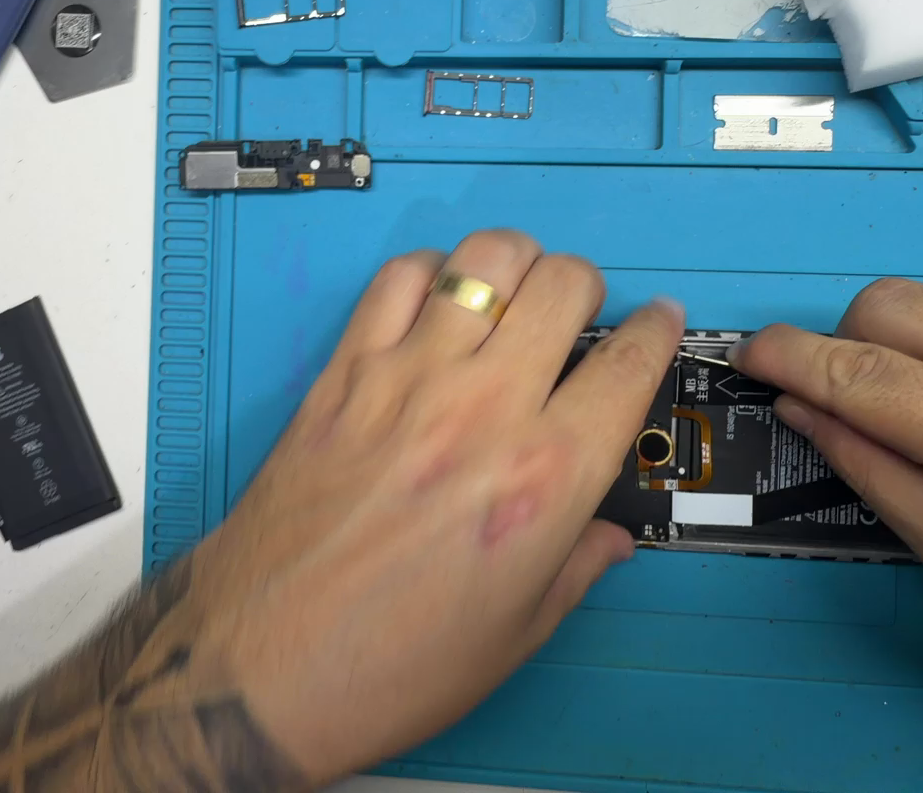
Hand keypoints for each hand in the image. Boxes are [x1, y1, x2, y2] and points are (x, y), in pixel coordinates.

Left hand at [176, 231, 681, 784]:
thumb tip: (608, 536)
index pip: (629, 366)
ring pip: (485, 259)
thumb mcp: (518, 632)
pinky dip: (430, 270)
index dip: (656, 331)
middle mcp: (484, 408)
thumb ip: (579, 565)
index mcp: (544, 478)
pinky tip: (437, 297)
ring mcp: (409, 377)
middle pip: (564, 286)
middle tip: (576, 310)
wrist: (266, 660)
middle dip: (586, 286)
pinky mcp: (347, 369)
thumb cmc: (392, 662)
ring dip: (516, 261)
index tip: (656, 320)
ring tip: (513, 289)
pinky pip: (397, 278)